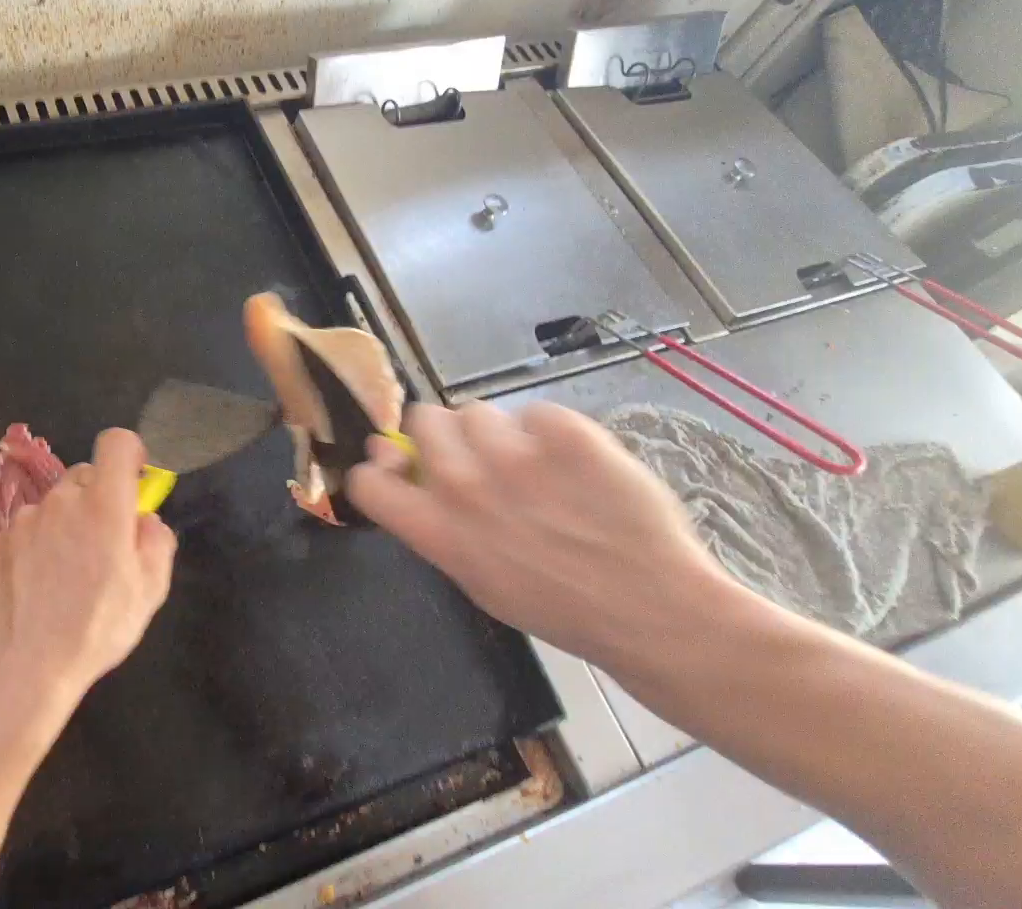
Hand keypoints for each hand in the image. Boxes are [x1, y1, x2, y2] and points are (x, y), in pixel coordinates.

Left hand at [0, 428, 178, 702]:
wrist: (25, 664)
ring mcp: (24, 518)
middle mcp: (61, 499)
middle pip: (86, 477)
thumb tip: (144, 520)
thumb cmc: (98, 626)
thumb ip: (157, 541)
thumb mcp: (151, 590)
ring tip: (68, 575)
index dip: (130, 454)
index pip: (117, 442)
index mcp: (103, 504)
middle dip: (100, 500)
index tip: (135, 483)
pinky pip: (29, 528)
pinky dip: (39, 545)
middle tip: (105, 546)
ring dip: (67, 524)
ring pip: (56, 505)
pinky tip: (39, 586)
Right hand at [347, 402, 750, 671]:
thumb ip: (435, 525)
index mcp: (437, 530)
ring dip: (497, 433)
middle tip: (479, 461)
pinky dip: (550, 434)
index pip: (368, 477)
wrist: (653, 611)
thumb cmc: (558, 607)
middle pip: (422, 419)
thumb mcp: (476, 580)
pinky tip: (575, 466)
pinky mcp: (566, 432)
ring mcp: (515, 455)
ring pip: (477, 410)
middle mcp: (464, 486)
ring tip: (535, 466)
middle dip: (444, 435)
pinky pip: (536, 412)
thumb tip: (409, 475)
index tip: (402, 467)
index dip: (381, 465)